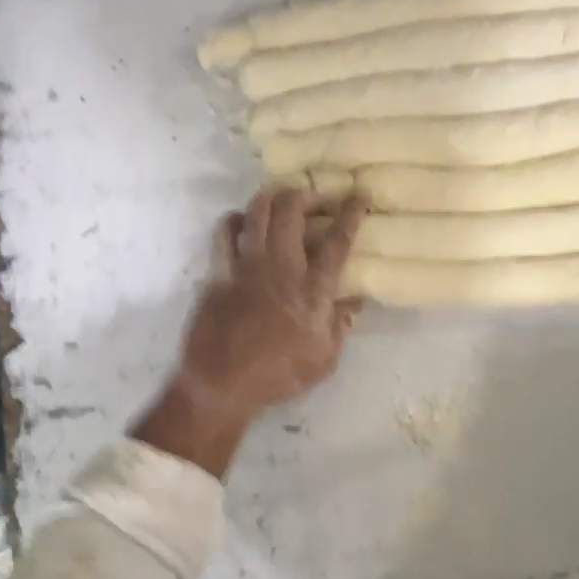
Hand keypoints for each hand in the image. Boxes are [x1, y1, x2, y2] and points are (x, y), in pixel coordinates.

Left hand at [176, 189, 366, 414]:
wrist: (221, 383)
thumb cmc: (277, 377)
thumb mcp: (322, 361)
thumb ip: (339, 328)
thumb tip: (352, 304)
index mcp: (312, 291)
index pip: (337, 241)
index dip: (351, 213)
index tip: (359, 196)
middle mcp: (280, 268)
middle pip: (291, 211)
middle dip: (305, 195)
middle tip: (313, 199)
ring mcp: (246, 266)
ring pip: (257, 212)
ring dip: (271, 199)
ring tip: (279, 204)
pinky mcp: (219, 272)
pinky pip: (225, 232)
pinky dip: (235, 221)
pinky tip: (241, 225)